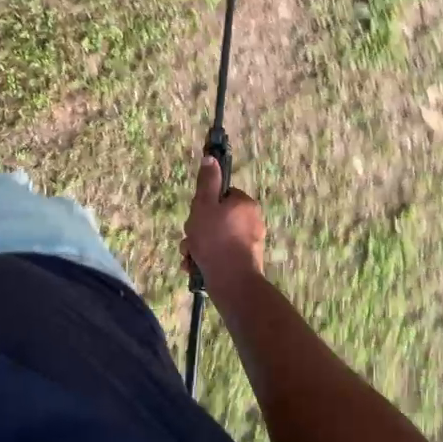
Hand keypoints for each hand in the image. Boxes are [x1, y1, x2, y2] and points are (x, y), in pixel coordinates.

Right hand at [181, 154, 265, 287]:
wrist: (232, 283)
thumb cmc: (216, 239)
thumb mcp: (204, 204)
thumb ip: (207, 182)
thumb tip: (211, 158)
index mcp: (245, 204)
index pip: (221, 196)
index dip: (204, 204)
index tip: (196, 215)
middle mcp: (252, 221)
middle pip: (217, 217)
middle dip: (199, 229)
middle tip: (191, 238)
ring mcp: (250, 244)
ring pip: (216, 237)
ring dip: (199, 245)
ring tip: (190, 256)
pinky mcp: (245, 262)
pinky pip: (222, 254)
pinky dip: (207, 258)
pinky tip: (195, 266)